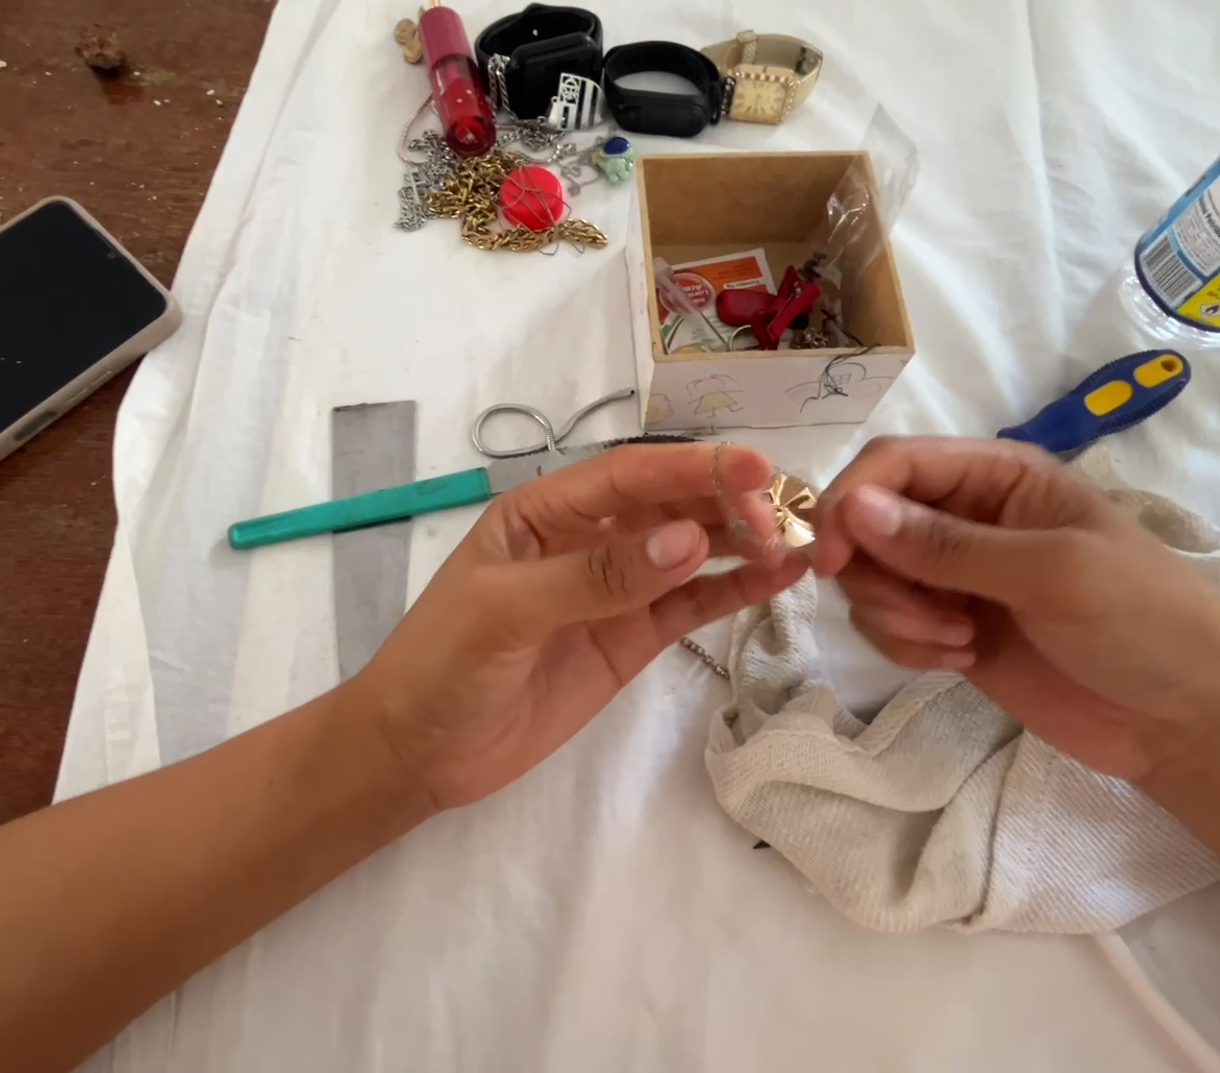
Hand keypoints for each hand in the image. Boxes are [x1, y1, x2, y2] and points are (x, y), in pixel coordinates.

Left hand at [350, 442, 808, 808]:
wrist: (422, 750)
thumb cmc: (443, 664)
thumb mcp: (506, 610)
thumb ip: (597, 576)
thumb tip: (689, 540)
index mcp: (545, 511)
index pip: (628, 475)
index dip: (691, 468)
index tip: (755, 471)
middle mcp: (587, 539)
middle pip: (668, 505)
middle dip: (726, 503)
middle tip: (784, 517)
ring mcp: (615, 589)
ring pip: (688, 551)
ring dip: (740, 542)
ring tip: (797, 543)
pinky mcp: (632, 638)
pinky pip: (689, 606)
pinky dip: (732, 591)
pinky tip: (777, 579)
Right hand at [809, 436, 1219, 781]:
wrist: (1184, 725)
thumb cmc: (1144, 625)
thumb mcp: (1052, 574)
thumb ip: (947, 545)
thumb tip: (852, 507)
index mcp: (996, 476)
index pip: (892, 464)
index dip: (848, 502)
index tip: (828, 562)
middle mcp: (962, 516)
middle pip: (864, 522)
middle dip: (875, 575)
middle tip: (922, 618)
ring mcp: (948, 574)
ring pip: (865, 576)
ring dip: (894, 615)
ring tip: (956, 642)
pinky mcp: (940, 624)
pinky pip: (882, 622)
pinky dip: (903, 644)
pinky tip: (957, 658)